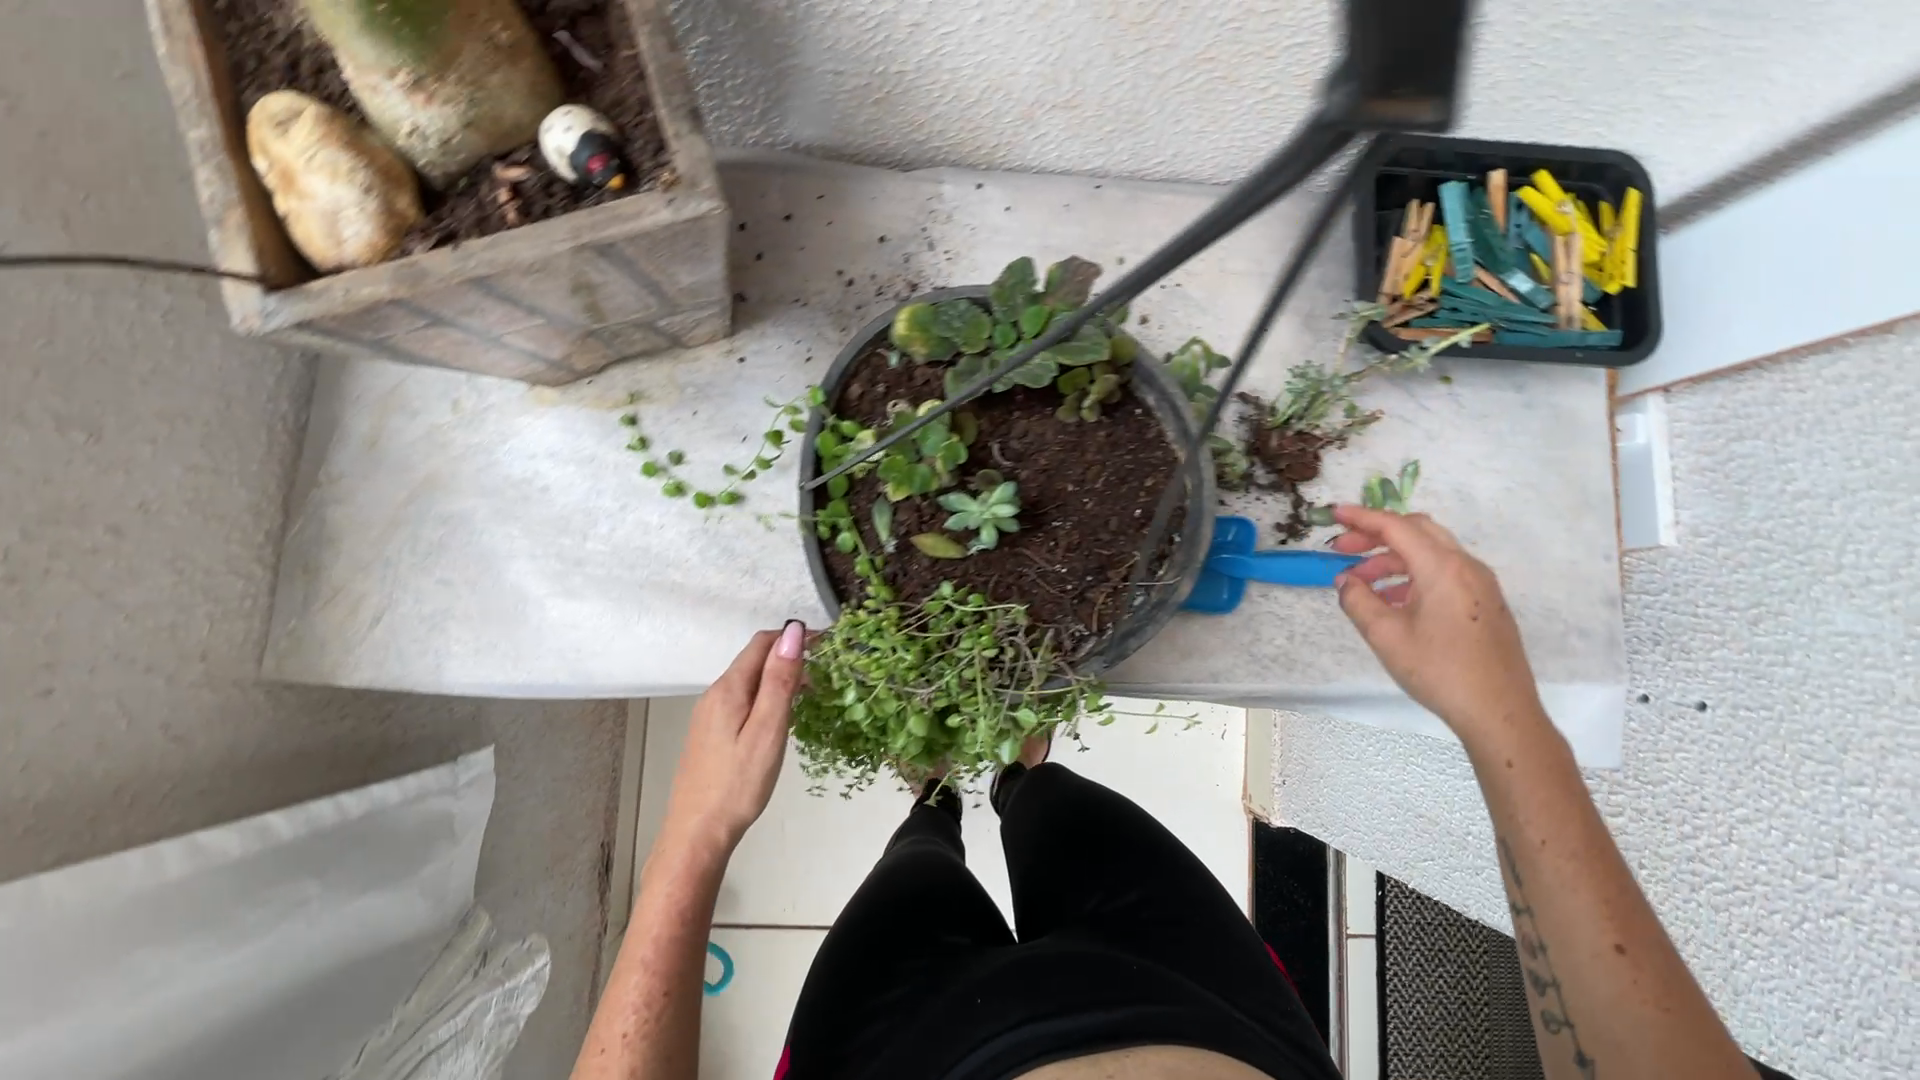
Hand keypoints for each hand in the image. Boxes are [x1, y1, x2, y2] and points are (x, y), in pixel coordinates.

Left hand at [659, 622, 806, 857]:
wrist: (698, 833)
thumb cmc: (739, 784)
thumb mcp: (768, 729)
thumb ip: (780, 680)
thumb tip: (794, 631)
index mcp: (729, 688)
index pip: (763, 643)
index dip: (794, 636)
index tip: (828, 646)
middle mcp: (715, 694)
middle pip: (754, 659)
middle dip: (789, 655)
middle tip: (825, 673)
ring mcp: (709, 714)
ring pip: (749, 681)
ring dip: (779, 677)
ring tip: (811, 695)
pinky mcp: (710, 733)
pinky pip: (742, 700)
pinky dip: (766, 697)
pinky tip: (781, 718)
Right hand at [1329, 506, 1545, 740]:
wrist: (1500, 712)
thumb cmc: (1439, 671)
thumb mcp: (1385, 636)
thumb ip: (1358, 601)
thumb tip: (1345, 581)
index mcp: (1442, 568)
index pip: (1396, 527)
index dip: (1361, 518)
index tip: (1333, 514)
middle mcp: (1466, 566)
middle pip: (1417, 530)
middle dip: (1376, 534)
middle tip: (1343, 549)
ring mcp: (1481, 583)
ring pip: (1431, 551)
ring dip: (1393, 557)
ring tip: (1361, 582)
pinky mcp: (1485, 602)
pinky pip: (1444, 571)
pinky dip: (1413, 572)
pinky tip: (1393, 599)